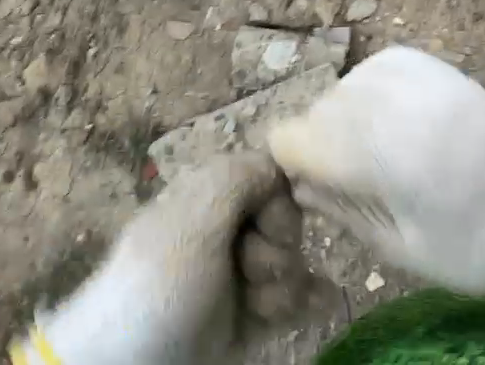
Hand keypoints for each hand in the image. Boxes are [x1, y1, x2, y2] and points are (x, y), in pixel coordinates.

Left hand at [17, 153, 309, 364]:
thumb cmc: (162, 286)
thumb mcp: (194, 219)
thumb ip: (237, 178)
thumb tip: (275, 165)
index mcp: (204, 198)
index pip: (265, 178)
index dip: (279, 201)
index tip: (271, 228)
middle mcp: (222, 231)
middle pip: (282, 222)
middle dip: (280, 249)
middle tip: (253, 272)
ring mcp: (233, 277)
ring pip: (287, 264)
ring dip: (287, 283)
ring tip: (262, 308)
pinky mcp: (242, 319)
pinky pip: (288, 300)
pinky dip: (307, 300)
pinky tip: (321, 304)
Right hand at [269, 46, 484, 330]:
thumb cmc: (471, 248)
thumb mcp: (397, 246)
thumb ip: (340, 206)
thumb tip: (298, 182)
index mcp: (383, 159)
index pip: (301, 139)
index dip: (289, 157)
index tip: (297, 173)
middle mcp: (395, 107)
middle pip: (321, 110)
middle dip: (317, 138)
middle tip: (336, 170)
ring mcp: (417, 78)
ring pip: (346, 85)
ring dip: (343, 112)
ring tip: (367, 144)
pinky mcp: (433, 64)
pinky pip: (377, 65)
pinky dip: (368, 87)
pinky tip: (382, 113)